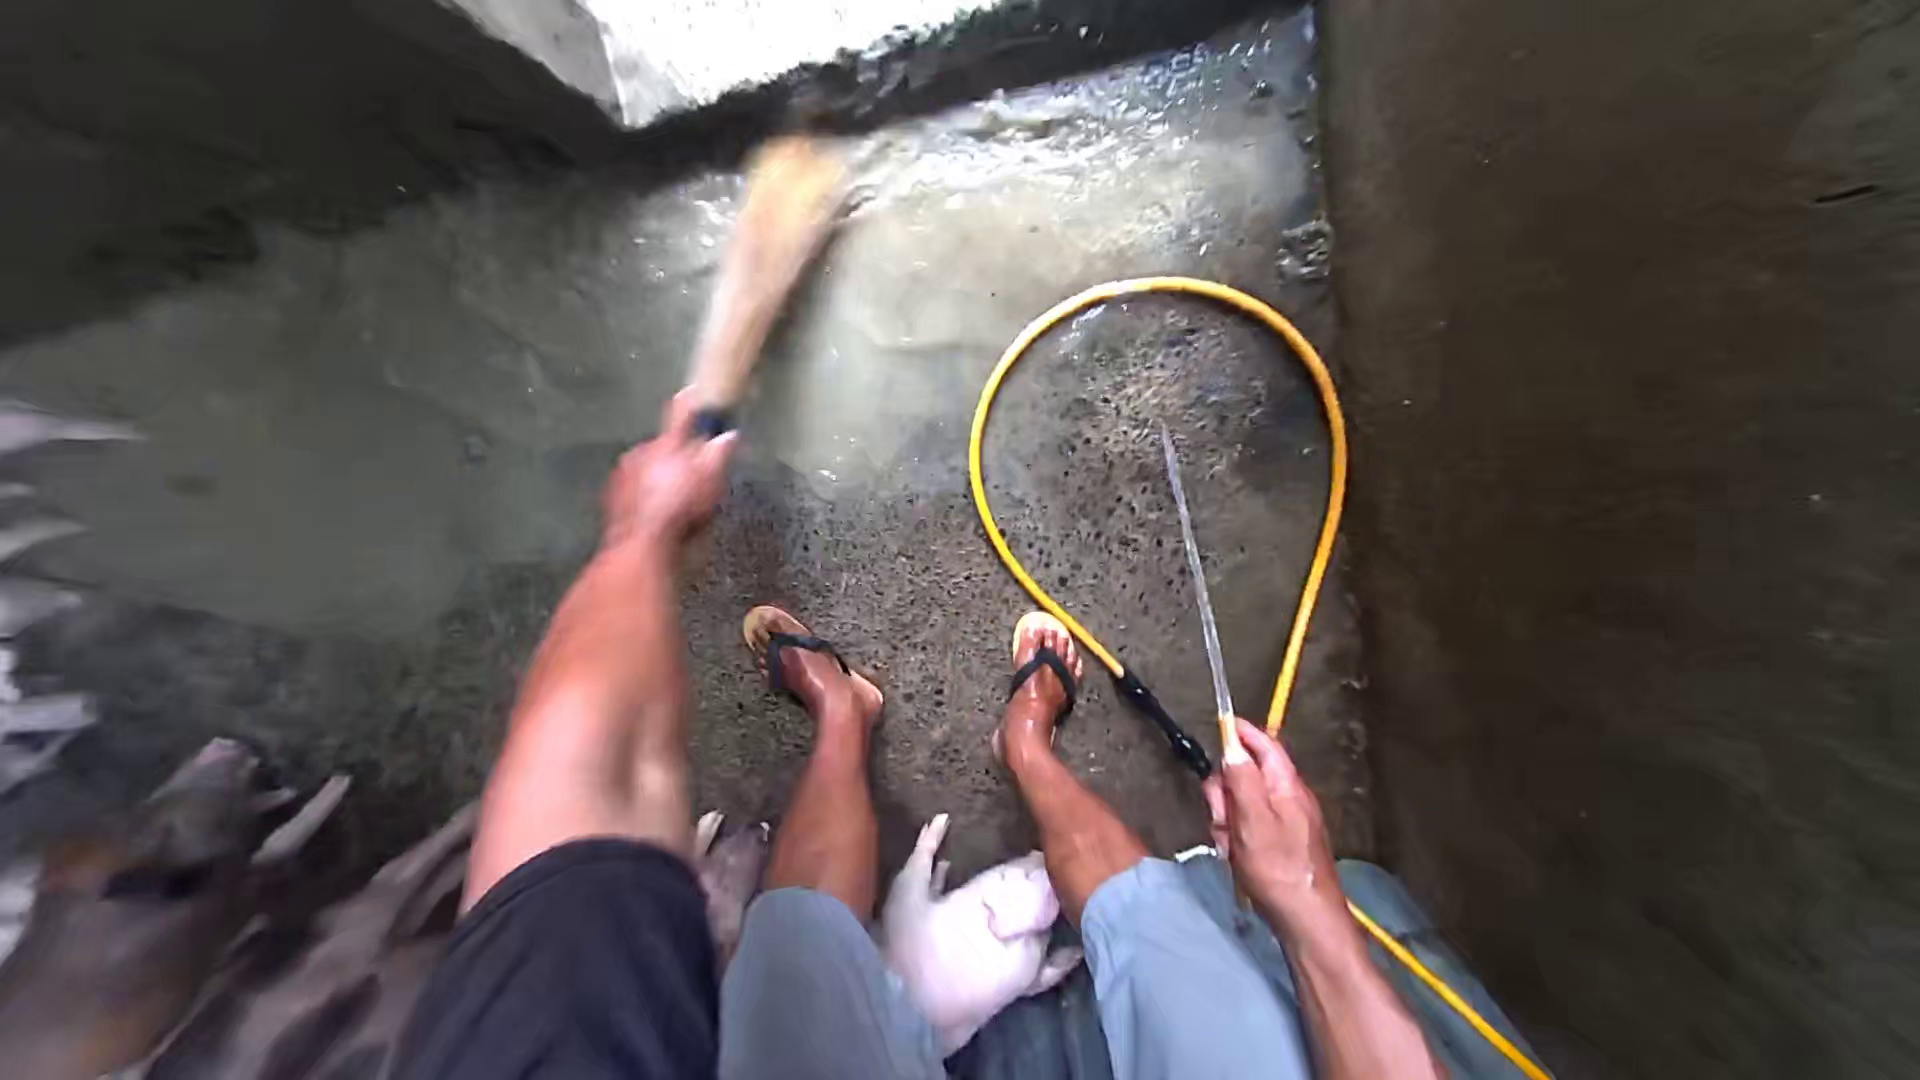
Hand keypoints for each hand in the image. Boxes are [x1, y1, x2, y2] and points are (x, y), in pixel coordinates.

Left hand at [602, 389, 737, 550]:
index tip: (695, 393)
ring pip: (650, 469)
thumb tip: (729, 434)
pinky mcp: (614, 500)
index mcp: (665, 444)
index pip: (679, 414)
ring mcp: (623, 476)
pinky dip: (650, 495)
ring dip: (663, 477)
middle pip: (665, 446)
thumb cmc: (681, 509)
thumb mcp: (712, 480)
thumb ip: (720, 453)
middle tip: (699, 473)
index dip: (690, 402)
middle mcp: (640, 453)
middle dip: (680, 455)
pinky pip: (637, 490)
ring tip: (682, 500)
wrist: (643, 547)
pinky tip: (663, 513)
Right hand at [1203, 717, 1343, 929]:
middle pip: (1245, 773)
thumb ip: (1241, 779)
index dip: (1241, 732)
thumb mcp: (1253, 819)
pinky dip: (1235, 835)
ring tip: (1230, 843)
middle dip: (1225, 790)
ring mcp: (1284, 821)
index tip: (1219, 724)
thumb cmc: (1280, 869)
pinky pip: (1247, 825)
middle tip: (1222, 814)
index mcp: (1287, 786)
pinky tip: (1237, 855)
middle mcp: (1287, 798)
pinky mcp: (1278, 842)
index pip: (1264, 744)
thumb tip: (1232, 745)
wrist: (1307, 922)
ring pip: (1241, 801)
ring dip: (1227, 817)